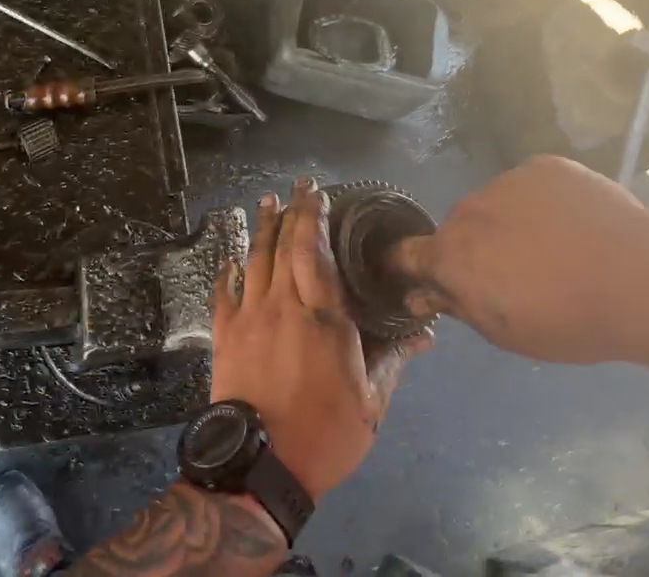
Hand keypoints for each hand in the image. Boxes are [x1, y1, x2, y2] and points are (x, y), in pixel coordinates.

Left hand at [210, 176, 429, 500]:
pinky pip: (225, 293)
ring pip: (255, 261)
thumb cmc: (325, 433)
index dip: (314, 218)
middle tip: (294, 187)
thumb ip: (392, 358)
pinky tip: (230, 258)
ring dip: (261, 229)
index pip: (317, 252)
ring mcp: (250, 317)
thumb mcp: (371, 401)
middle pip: (284, 247)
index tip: (315, 193)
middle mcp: (283, 305)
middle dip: (289, 212)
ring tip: (264, 202)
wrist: (260, 462)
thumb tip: (424, 333)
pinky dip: (228, 271)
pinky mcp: (225, 335)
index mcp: (323, 317)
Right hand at [389, 155, 648, 363]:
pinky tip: (576, 224)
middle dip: (476, 247)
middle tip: (518, 273)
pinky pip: (530, 185)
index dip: (410, 266)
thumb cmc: (570, 321)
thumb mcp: (506, 332)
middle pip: (458, 229)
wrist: (642, 280)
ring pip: (495, 204)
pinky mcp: (544, 167)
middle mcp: (467, 211)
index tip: (426, 277)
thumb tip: (421, 292)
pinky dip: (543, 202)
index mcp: (451, 255)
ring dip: (509, 222)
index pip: (406, 253)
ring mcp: (505, 182)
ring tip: (558, 247)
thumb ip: (458, 307)